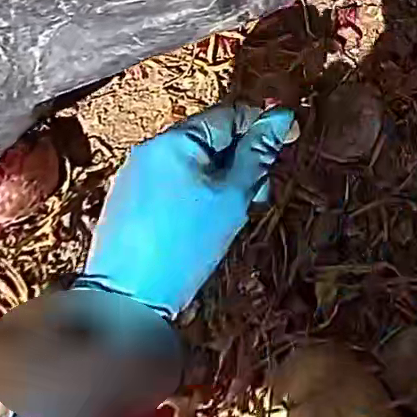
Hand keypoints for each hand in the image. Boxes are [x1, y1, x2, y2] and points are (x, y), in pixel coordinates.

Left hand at [80, 103, 296, 315]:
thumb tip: (282, 115)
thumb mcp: (234, 194)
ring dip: (227, 176)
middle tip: (263, 189)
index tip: (291, 141)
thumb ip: (259, 151)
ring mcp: (138, 174)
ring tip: (240, 207)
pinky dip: (203, 188)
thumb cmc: (188, 240)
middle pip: (214, 137)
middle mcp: (152, 149)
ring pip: (199, 160)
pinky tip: (213, 216)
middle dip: (246, 157)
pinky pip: (179, 179)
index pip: (231, 114)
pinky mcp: (131, 199)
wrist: (125, 302)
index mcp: (176, 140)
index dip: (264, 124)